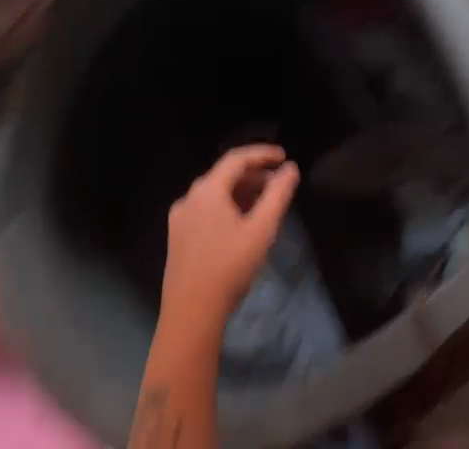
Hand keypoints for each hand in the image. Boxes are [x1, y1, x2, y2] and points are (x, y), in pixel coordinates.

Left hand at [161, 145, 299, 332]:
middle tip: (278, 183)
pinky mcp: (178, 237)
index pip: (236, 159)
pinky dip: (227, 206)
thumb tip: (290, 168)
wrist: (191, 314)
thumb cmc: (230, 267)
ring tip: (264, 202)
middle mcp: (189, 198)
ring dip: (241, 191)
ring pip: (214, 193)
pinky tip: (241, 222)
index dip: (262, 154)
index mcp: (207, 191)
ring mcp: (180, 219)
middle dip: (254, 174)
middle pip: (224, 175)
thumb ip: (278, 194)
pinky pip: (205, 209)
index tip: (284, 156)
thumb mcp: (262, 229)